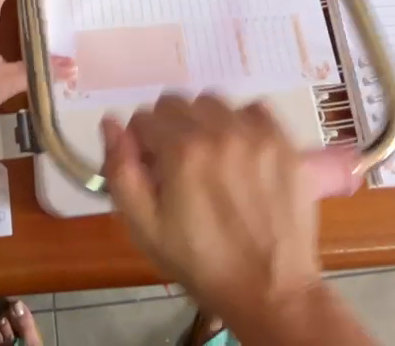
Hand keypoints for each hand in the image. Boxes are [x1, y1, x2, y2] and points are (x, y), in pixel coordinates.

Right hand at [101, 95, 322, 328]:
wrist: (271, 291)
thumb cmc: (201, 262)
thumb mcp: (145, 227)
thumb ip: (121, 170)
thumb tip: (110, 123)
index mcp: (181, 150)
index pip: (145, 117)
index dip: (141, 142)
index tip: (152, 167)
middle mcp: (218, 130)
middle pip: (178, 103)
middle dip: (170, 128)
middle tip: (179, 163)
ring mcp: (255, 134)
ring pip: (214, 102)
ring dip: (204, 121)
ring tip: (211, 156)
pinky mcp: (283, 142)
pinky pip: (254, 108)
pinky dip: (243, 122)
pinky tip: (242, 150)